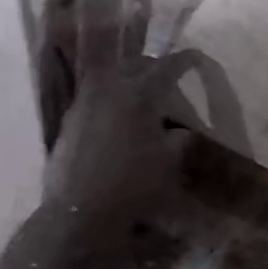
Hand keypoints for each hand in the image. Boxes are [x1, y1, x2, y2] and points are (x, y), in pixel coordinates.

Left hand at [43, 52, 196, 243]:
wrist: (81, 210)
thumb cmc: (134, 184)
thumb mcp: (169, 161)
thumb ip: (179, 139)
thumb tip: (182, 130)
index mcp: (139, 95)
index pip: (166, 67)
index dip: (184, 61)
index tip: (196, 58)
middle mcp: (109, 89)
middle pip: (134, 64)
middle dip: (154, 65)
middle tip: (170, 72)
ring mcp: (85, 102)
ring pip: (110, 75)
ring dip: (130, 76)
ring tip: (143, 88)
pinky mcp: (71, 119)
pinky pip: (95, 93)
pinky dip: (112, 93)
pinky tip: (120, 110)